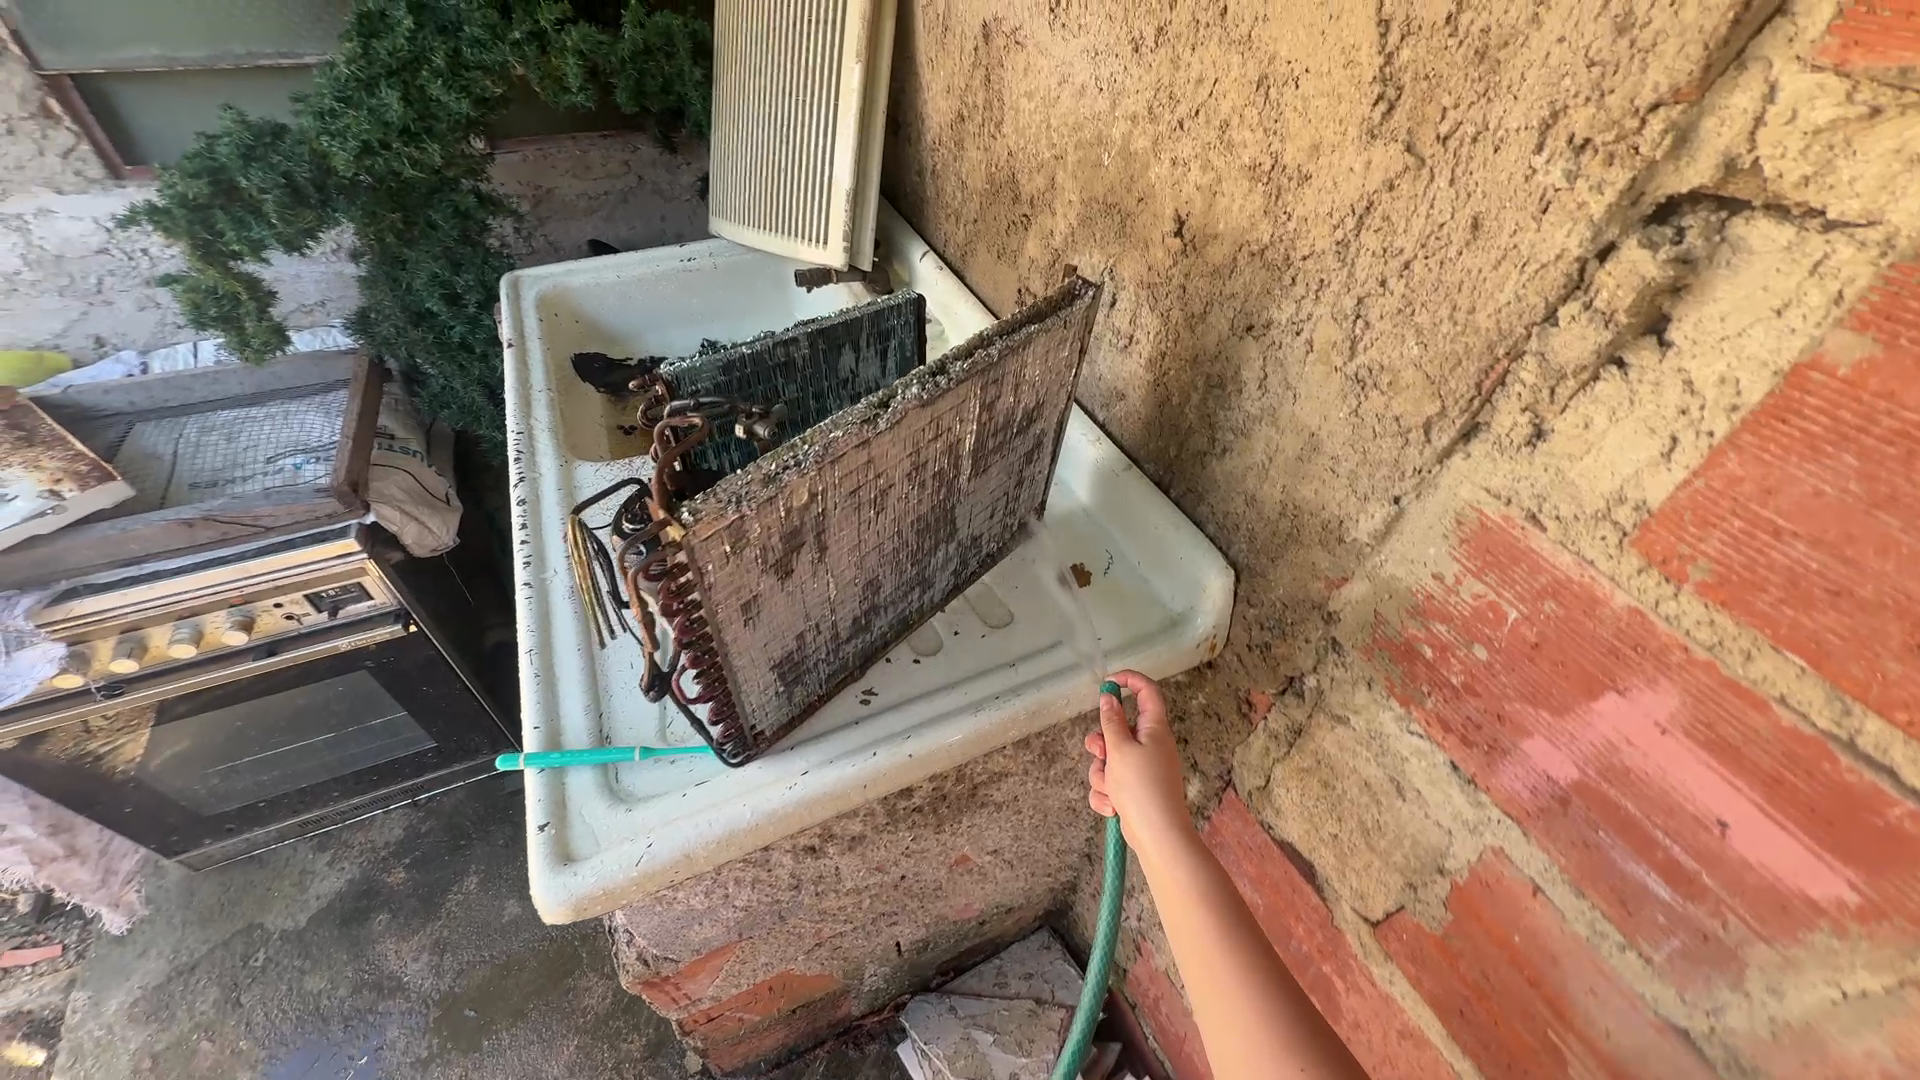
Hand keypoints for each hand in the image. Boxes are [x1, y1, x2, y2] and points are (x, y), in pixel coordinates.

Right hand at [1086, 670, 1193, 849]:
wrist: (1157, 835)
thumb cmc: (1142, 787)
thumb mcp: (1119, 749)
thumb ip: (1111, 721)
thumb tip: (1108, 697)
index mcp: (1154, 729)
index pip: (1147, 692)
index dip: (1129, 680)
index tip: (1107, 683)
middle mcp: (1149, 745)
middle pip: (1118, 729)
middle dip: (1101, 743)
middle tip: (1100, 752)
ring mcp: (1141, 768)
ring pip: (1108, 758)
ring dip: (1102, 773)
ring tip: (1110, 788)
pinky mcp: (1133, 789)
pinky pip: (1110, 781)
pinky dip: (1106, 793)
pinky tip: (1112, 806)